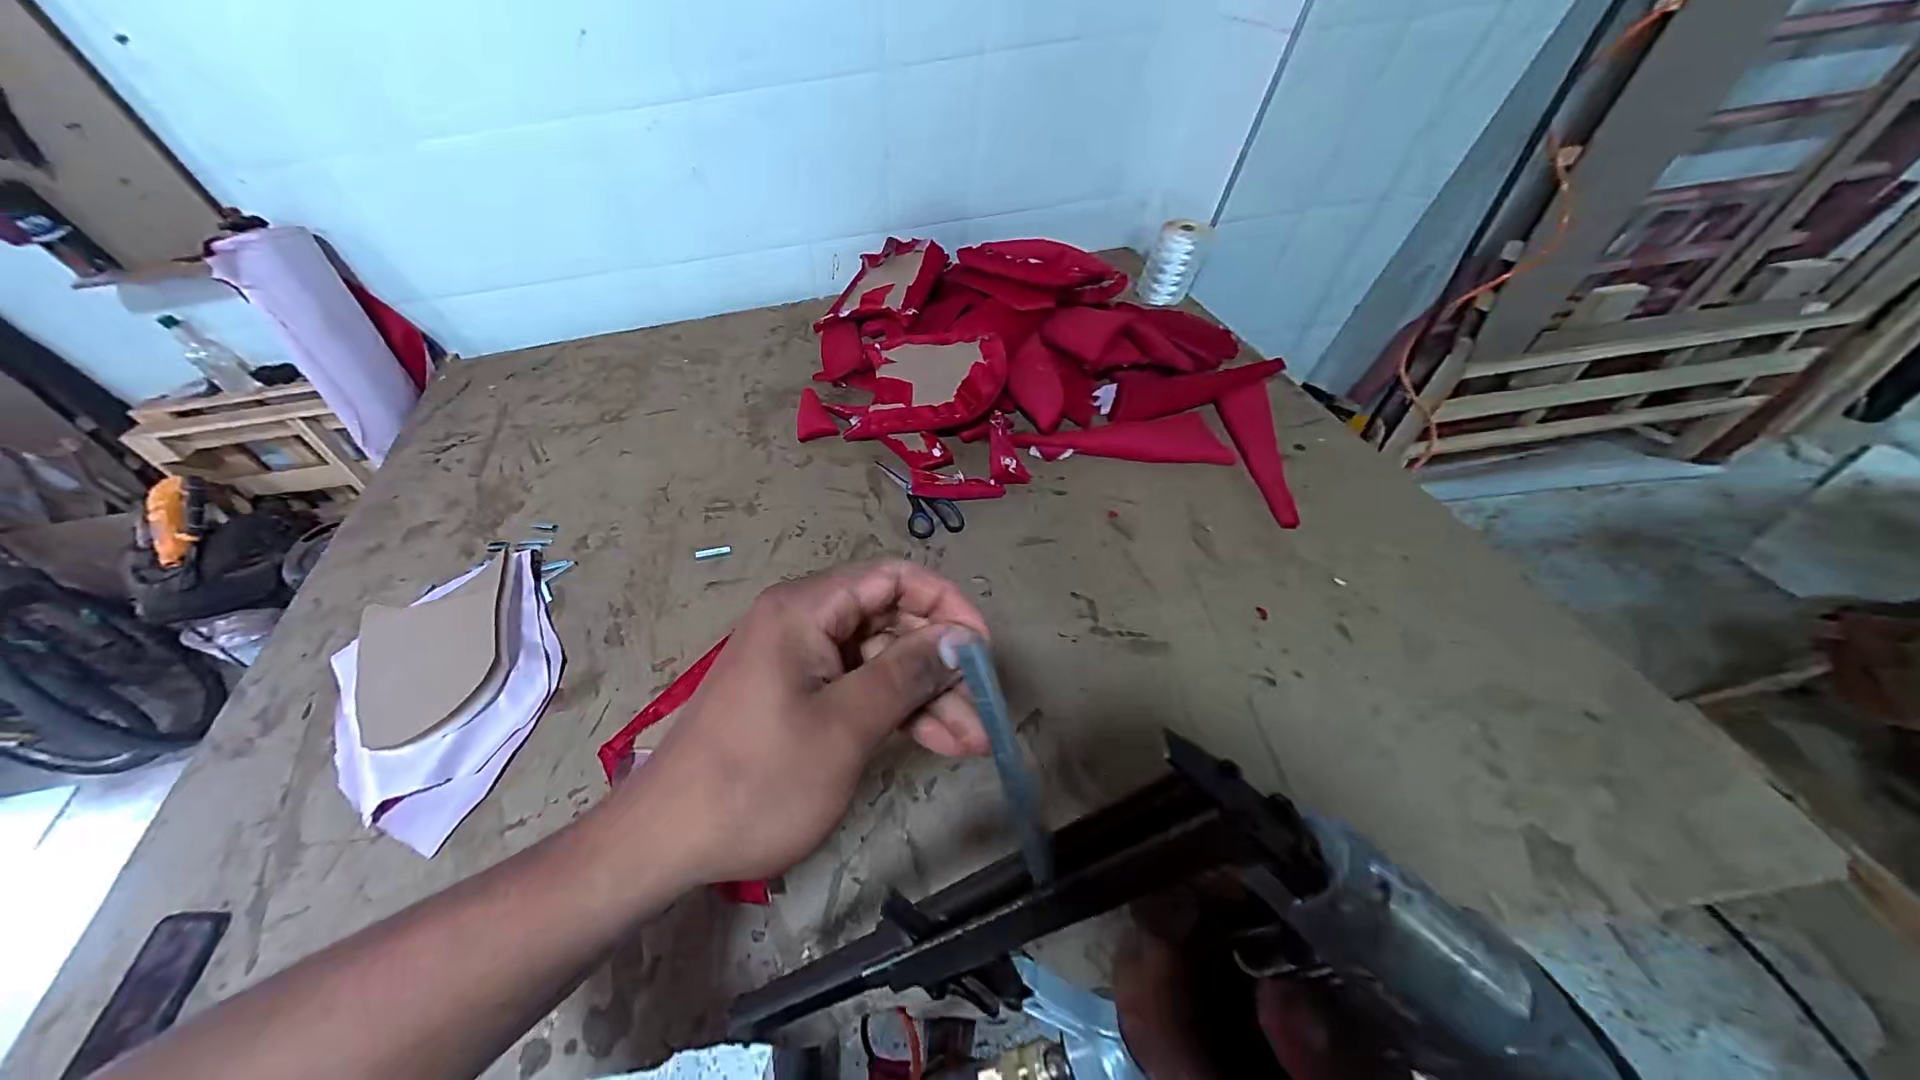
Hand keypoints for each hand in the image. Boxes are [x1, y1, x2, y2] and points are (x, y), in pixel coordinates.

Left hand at [619, 560, 990, 885]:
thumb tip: (961, 638)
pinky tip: (941, 742)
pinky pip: (863, 690)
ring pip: (884, 662)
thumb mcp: (845, 726)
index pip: (893, 578)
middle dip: (942, 664)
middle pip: (893, 622)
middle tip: (984, 707)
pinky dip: (900, 713)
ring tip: (974, 741)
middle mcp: (806, 622)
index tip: (982, 647)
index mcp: (806, 608)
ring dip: (929, 697)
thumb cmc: (757, 780)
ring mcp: (805, 662)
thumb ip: (907, 674)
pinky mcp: (804, 697)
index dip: (945, 604)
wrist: (668, 842)